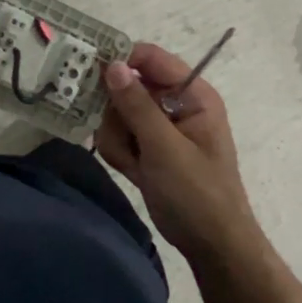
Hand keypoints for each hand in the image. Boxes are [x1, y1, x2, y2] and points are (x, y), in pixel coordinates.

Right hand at [95, 43, 262, 261]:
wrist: (210, 243)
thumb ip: (136, 104)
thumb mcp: (165, 147)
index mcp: (193, 95)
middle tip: (123, 137)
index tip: (91, 75)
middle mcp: (174, 104)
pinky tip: (134, 172)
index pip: (151, 59)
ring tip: (135, 163)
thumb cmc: (197, 192)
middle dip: (117, 114)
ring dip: (117, 138)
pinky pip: (116, 135)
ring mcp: (159, 126)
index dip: (121, 61)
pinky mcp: (146, 146)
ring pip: (115, 112)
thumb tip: (112, 65)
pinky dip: (119, 153)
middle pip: (126, 86)